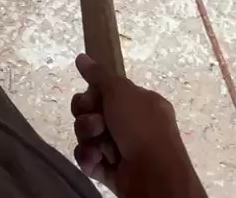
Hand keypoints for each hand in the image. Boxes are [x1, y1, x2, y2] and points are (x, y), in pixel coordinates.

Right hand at [69, 54, 205, 197]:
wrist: (154, 178)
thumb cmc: (141, 128)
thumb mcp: (120, 91)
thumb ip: (98, 74)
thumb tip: (81, 58)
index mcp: (141, 104)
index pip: (107, 91)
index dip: (94, 93)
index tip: (93, 96)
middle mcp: (132, 125)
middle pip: (91, 111)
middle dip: (87, 115)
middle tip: (96, 122)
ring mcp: (121, 149)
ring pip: (87, 134)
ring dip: (87, 135)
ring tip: (99, 144)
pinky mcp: (111, 171)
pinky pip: (88, 157)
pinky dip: (88, 157)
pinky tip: (96, 158)